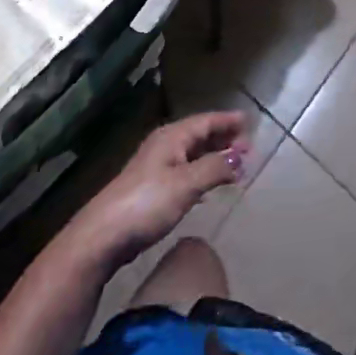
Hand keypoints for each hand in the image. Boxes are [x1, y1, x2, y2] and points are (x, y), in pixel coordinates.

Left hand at [69, 111, 248, 267]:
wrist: (105, 234)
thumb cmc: (147, 203)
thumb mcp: (186, 183)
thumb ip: (214, 167)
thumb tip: (240, 156)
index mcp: (172, 137)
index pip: (205, 121)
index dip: (228, 121)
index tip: (250, 121)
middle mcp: (165, 145)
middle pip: (199, 135)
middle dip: (224, 138)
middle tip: (250, 146)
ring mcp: (158, 166)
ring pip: (193, 153)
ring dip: (215, 156)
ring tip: (237, 164)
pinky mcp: (154, 187)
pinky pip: (187, 170)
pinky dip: (203, 172)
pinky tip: (212, 184)